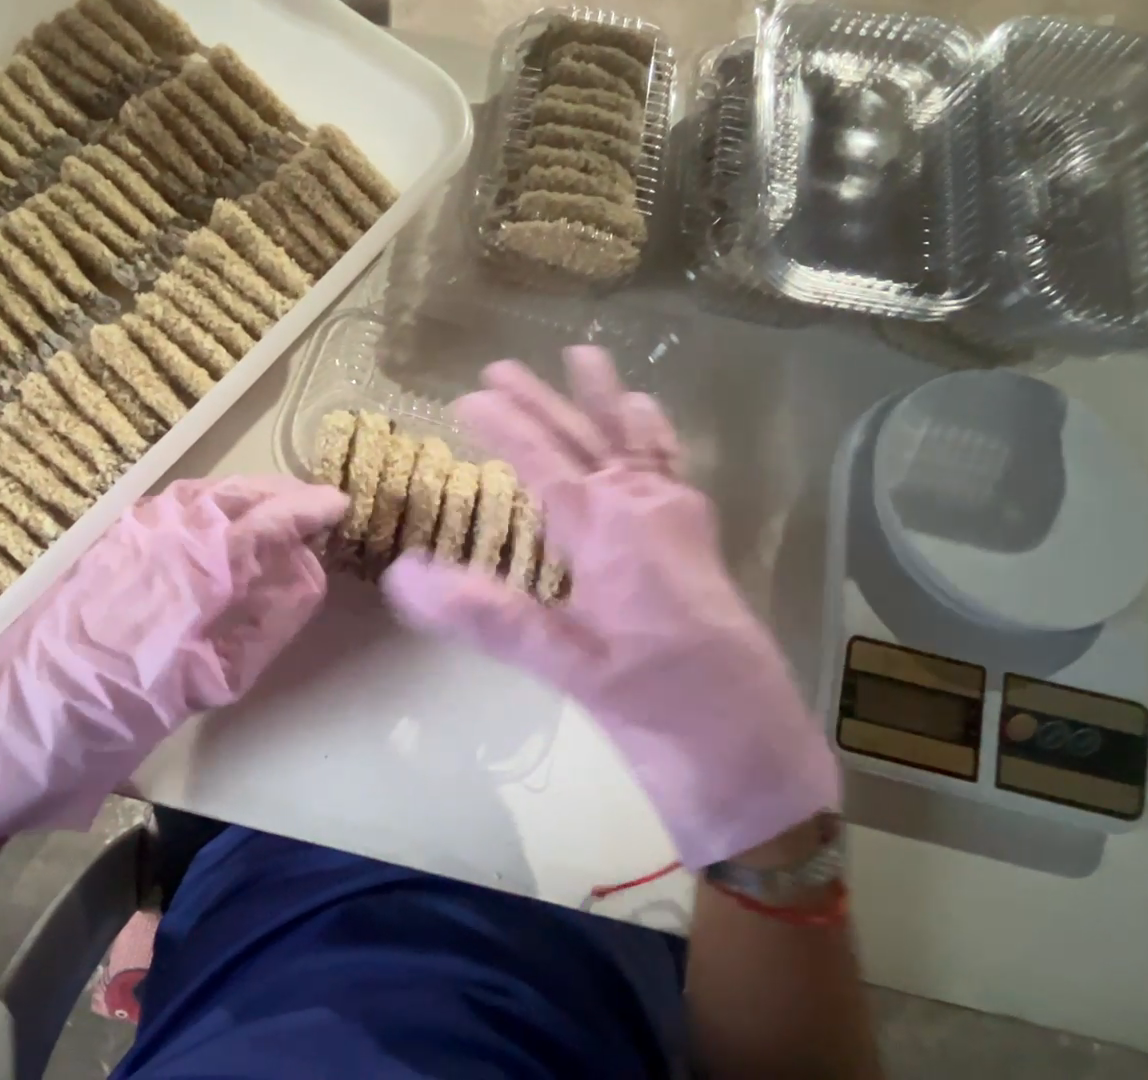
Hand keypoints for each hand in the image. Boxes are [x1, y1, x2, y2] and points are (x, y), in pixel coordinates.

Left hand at [0, 476, 346, 836]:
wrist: (17, 726)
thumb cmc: (117, 717)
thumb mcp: (205, 684)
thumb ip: (264, 626)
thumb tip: (304, 576)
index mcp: (189, 573)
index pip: (262, 522)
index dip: (304, 510)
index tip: (340, 505)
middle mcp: (156, 535)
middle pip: (230, 494)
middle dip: (278, 495)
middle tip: (314, 508)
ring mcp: (124, 533)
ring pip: (199, 494)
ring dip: (245, 497)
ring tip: (277, 514)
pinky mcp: (103, 542)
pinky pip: (168, 507)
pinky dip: (207, 506)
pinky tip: (222, 527)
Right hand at [382, 347, 837, 867]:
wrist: (746, 742)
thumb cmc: (653, 699)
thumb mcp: (563, 662)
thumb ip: (484, 615)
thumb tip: (401, 577)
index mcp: (607, 526)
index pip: (542, 458)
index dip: (502, 424)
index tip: (463, 398)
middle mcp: (644, 507)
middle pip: (585, 437)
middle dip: (541, 399)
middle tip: (500, 366)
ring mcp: (678, 519)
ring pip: (634, 441)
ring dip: (604, 400)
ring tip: (589, 362)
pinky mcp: (698, 541)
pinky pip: (670, 468)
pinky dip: (653, 439)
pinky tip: (648, 436)